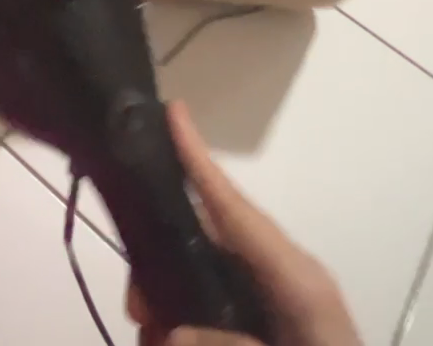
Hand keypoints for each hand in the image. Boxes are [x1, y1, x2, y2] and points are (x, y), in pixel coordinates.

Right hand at [129, 103, 361, 345]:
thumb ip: (230, 344)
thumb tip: (170, 331)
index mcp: (296, 278)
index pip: (235, 207)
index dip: (200, 158)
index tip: (173, 110)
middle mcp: (282, 276)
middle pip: (206, 239)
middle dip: (160, 262)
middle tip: (136, 308)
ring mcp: (275, 301)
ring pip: (201, 276)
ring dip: (168, 304)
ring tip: (151, 334)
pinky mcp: (267, 321)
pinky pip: (214, 305)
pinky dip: (185, 324)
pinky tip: (169, 340)